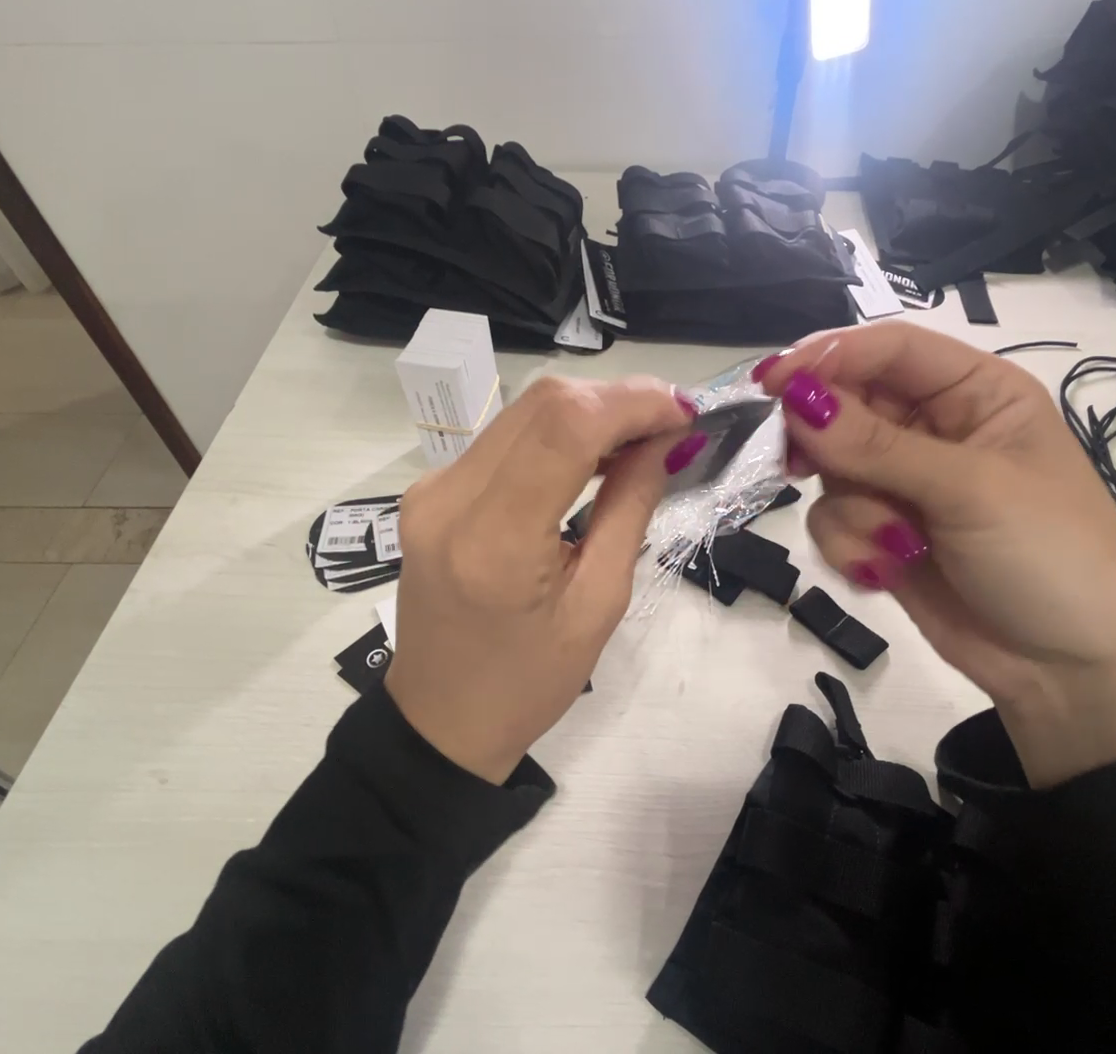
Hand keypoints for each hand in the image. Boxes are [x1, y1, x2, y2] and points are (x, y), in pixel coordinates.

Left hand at [386, 376, 697, 782]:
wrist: (441, 716)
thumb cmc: (529, 682)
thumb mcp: (599, 605)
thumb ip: (629, 509)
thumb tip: (664, 440)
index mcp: (495, 539)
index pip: (566, 426)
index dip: (632, 403)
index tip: (685, 413)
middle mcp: (450, 498)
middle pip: (543, 403)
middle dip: (618, 399)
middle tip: (673, 423)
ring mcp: (431, 489)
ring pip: (523, 412)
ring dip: (589, 411)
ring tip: (644, 437)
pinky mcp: (430, 491)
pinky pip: (504, 438)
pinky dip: (557, 433)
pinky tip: (594, 454)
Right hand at [754, 321, 1115, 786]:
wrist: (1070, 675)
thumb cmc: (1050, 560)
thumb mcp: (971, 491)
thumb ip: (877, 445)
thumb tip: (795, 400)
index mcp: (978, 393)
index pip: (889, 350)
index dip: (828, 358)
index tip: (772, 384)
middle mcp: (936, 429)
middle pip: (848, 405)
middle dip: (825, 441)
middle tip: (798, 468)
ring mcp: (906, 485)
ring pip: (831, 467)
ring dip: (850, 510)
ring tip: (891, 546)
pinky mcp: (884, 535)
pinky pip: (832, 519)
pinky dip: (848, 546)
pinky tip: (883, 571)